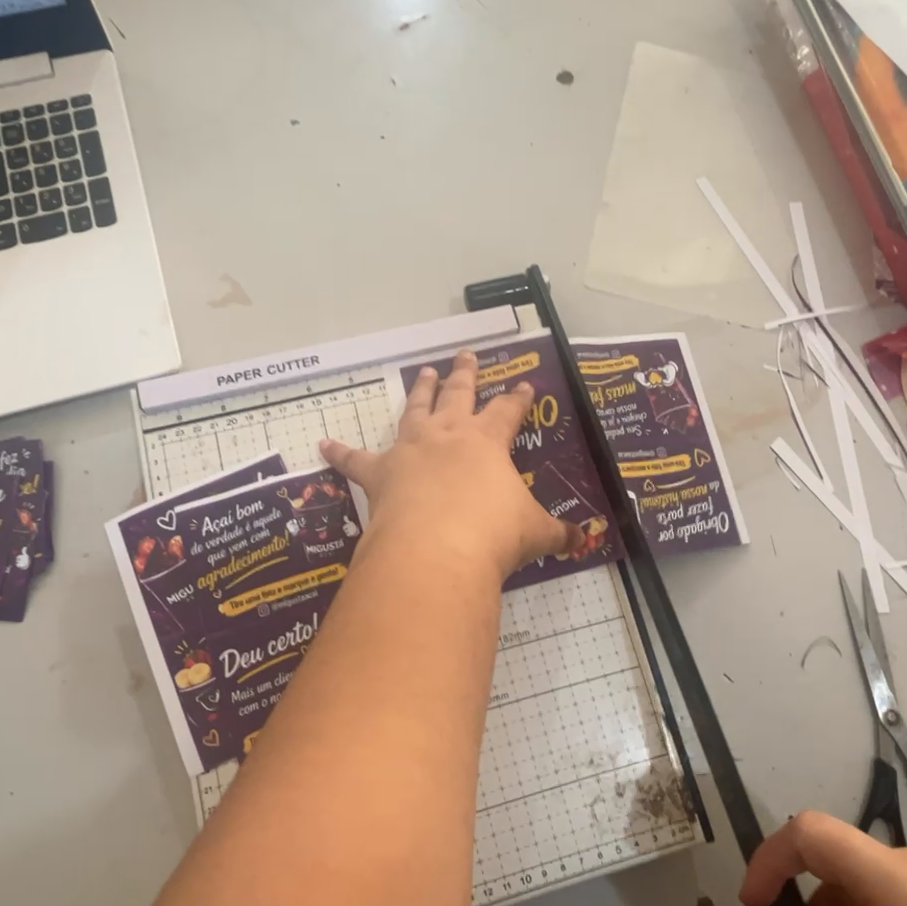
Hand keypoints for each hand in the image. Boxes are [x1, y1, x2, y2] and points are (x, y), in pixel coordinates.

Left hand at [320, 350, 581, 580]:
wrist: (437, 550)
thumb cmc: (492, 535)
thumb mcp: (534, 533)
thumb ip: (557, 533)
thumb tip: (583, 540)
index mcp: (488, 441)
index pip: (508, 411)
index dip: (518, 398)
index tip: (526, 385)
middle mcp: (448, 434)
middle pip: (459, 394)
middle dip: (465, 374)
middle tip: (466, 355)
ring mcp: (411, 449)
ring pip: (415, 409)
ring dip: (420, 391)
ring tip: (423, 372)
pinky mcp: (379, 473)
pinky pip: (355, 460)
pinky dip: (339, 453)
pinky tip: (323, 444)